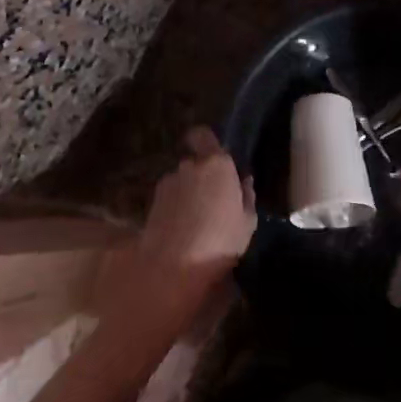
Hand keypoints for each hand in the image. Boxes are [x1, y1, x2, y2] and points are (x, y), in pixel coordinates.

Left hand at [102, 127, 255, 327]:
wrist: (174, 265)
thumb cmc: (220, 241)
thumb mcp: (247, 222)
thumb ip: (247, 196)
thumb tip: (245, 180)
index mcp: (217, 164)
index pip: (204, 135)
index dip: (206, 142)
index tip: (213, 157)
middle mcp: (191, 165)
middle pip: (195, 161)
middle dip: (202, 175)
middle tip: (212, 199)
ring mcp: (169, 182)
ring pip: (181, 179)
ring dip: (187, 191)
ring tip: (195, 218)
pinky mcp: (153, 200)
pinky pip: (170, 195)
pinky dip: (175, 205)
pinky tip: (180, 226)